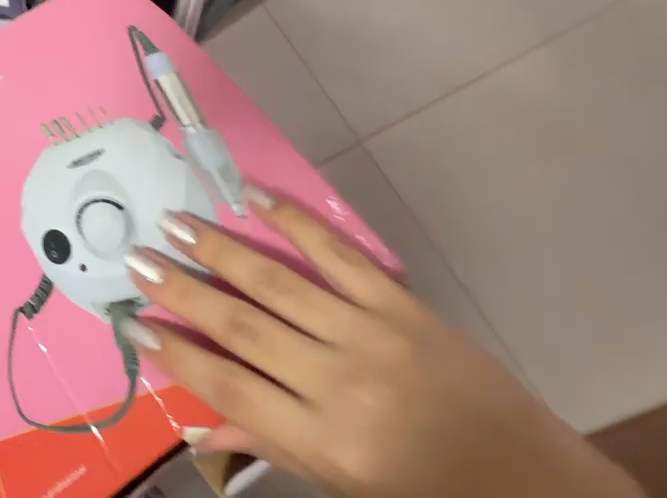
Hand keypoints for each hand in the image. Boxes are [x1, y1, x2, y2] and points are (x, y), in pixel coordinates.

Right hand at [120, 188, 642, 497]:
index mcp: (324, 441)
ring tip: (172, 222)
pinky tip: (253, 198)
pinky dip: (293, 223)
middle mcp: (341, 385)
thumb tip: (196, 423)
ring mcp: (373, 337)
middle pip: (241, 327)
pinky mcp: (404, 306)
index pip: (227, 386)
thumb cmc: (425, 491)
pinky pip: (338, 257)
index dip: (174, 354)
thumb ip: (268, 444)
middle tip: (135, 259)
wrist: (533, 485)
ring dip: (218, 249)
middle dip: (181, 290)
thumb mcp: (341, 484)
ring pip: (277, 283)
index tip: (133, 323)